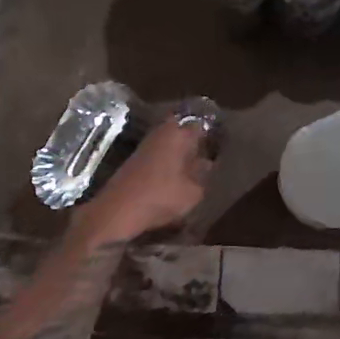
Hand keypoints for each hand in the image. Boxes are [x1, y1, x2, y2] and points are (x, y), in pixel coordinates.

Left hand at [74, 118, 212, 242]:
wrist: (116, 211)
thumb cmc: (160, 197)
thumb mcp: (193, 192)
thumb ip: (204, 175)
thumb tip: (207, 164)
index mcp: (178, 133)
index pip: (202, 126)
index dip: (214, 137)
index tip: (224, 149)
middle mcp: (161, 133)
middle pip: (185, 135)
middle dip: (198, 147)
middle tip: (211, 164)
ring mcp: (146, 145)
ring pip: (172, 147)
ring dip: (183, 158)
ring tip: (197, 176)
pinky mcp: (136, 160)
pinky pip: (161, 158)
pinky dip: (170, 167)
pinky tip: (177, 182)